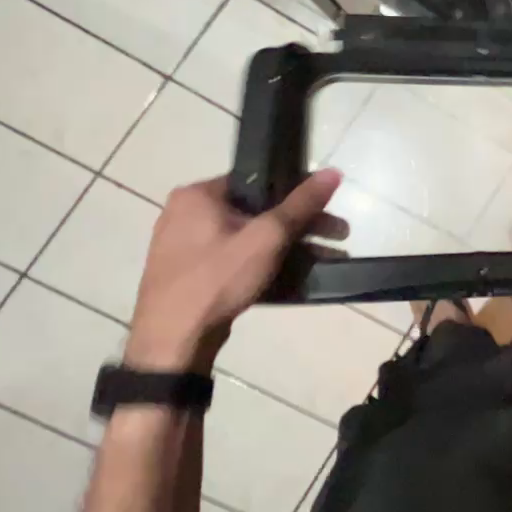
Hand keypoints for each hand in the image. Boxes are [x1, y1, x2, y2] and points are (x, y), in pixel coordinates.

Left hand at [125, 170, 343, 371]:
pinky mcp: (190, 271)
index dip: (298, 193)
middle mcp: (185, 213)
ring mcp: (185, 244)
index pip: (258, 180)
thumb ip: (302, 204)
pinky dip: (264, 260)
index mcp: (197, 195)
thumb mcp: (267, 237)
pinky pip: (236, 256)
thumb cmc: (217, 278)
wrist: (173, 340)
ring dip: (288, 245)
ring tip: (326, 258)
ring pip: (249, 235)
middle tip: (338, 236)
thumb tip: (333, 172)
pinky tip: (293, 273)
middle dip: (301, 224)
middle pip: (257, 210)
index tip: (327, 209)